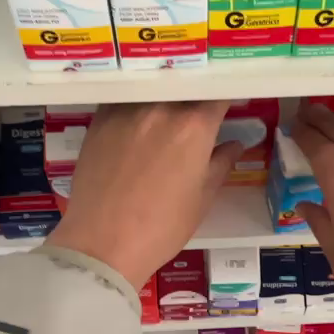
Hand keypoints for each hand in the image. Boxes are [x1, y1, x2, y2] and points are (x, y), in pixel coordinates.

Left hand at [49, 101, 238, 286]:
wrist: (103, 244)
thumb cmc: (161, 228)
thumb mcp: (201, 200)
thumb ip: (220, 165)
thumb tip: (234, 145)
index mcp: (194, 126)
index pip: (218, 95)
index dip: (225, 97)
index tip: (227, 105)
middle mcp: (161, 108)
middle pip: (184, 89)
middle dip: (194, 98)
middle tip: (196, 115)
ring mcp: (126, 110)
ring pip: (152, 92)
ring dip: (163, 100)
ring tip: (164, 119)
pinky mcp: (99, 120)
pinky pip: (124, 101)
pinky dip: (135, 107)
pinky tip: (136, 125)